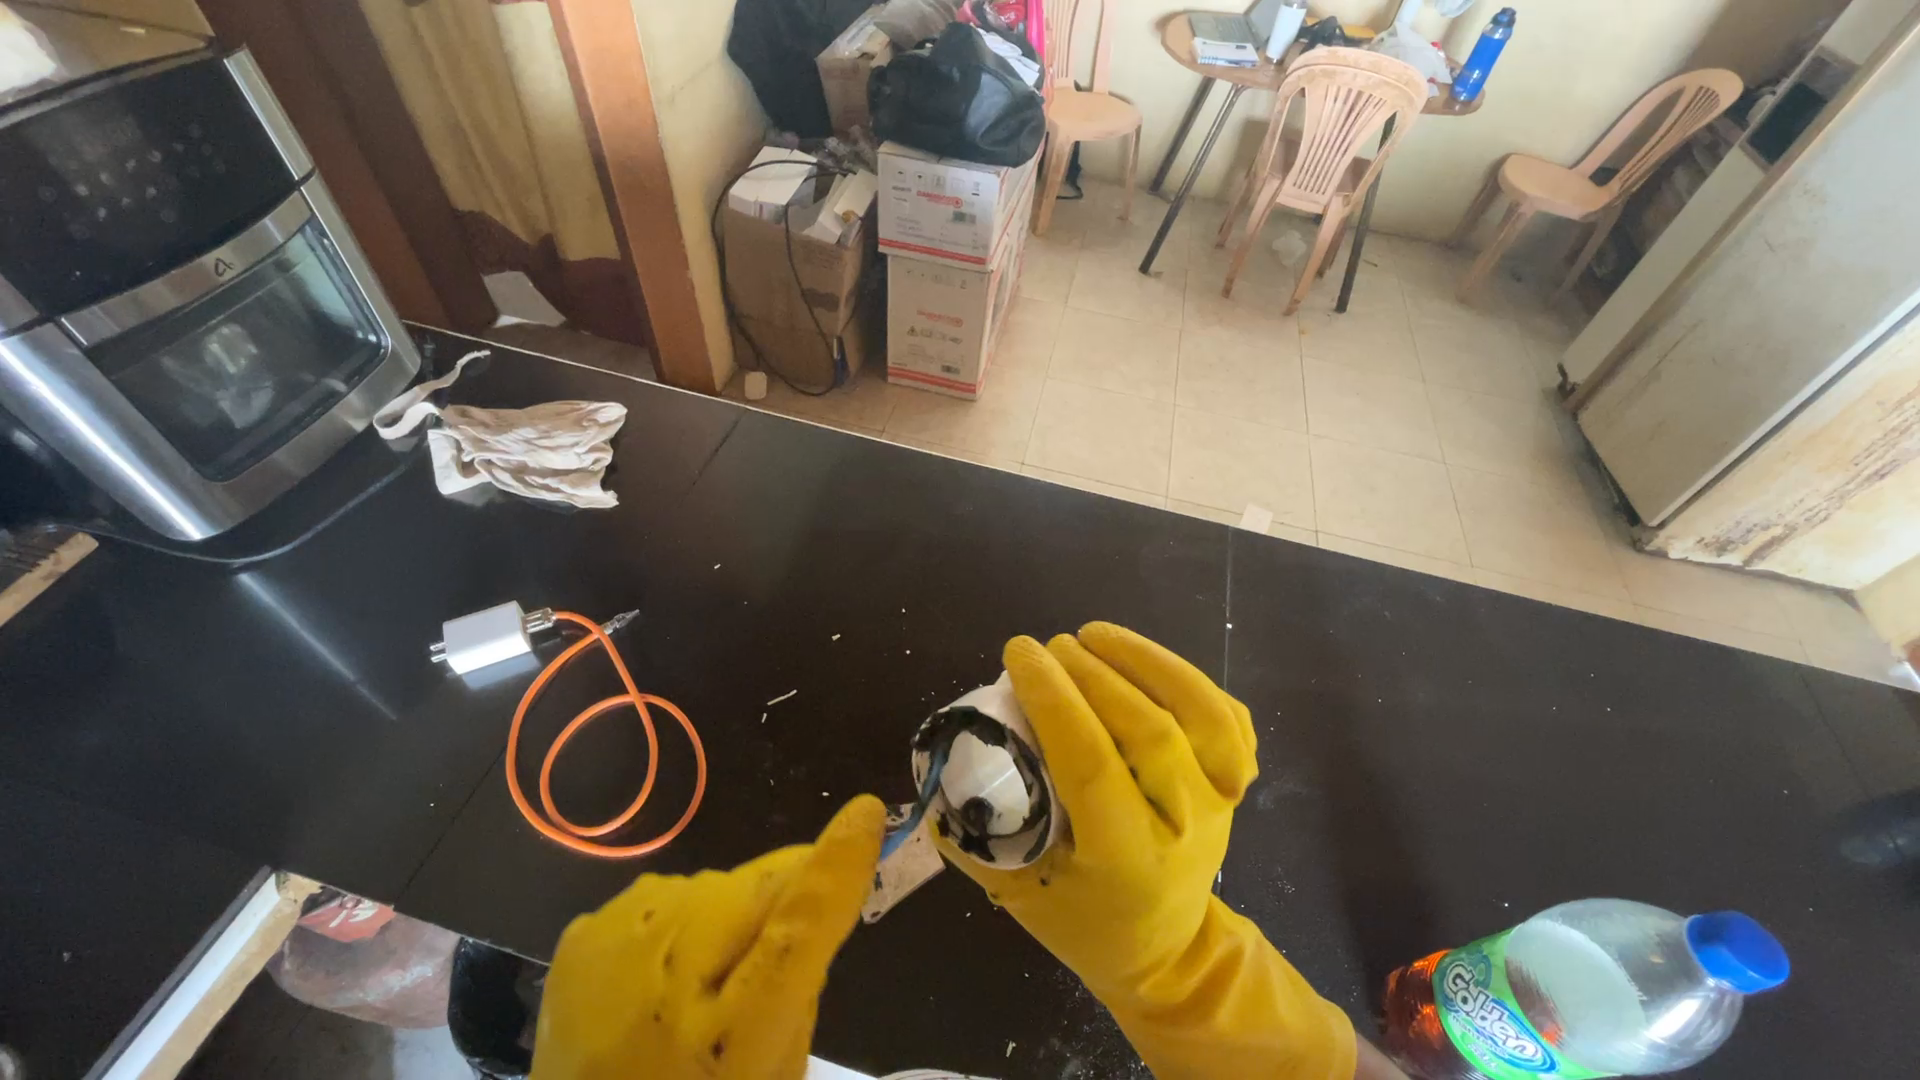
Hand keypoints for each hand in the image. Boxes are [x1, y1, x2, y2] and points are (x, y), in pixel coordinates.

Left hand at [530, 796, 884, 1079]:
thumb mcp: (777, 1072)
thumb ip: (802, 983)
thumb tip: (810, 896)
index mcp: (737, 1021)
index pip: (801, 919)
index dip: (838, 863)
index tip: (867, 813)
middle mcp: (675, 961)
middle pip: (757, 886)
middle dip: (775, 904)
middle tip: (758, 970)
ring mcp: (622, 935)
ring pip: (710, 886)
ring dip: (720, 916)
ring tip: (694, 987)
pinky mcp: (583, 929)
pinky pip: (661, 900)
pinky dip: (670, 927)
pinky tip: (648, 982)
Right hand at [935, 622, 1254, 999]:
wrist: (1167, 952)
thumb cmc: (1084, 923)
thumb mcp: (1019, 893)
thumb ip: (976, 833)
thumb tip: (942, 759)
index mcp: (1126, 858)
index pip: (1090, 761)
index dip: (1053, 698)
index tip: (1018, 653)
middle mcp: (1185, 824)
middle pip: (1146, 728)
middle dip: (1092, 673)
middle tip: (1049, 645)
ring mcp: (1222, 800)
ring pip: (1201, 713)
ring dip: (1148, 660)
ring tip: (1096, 635)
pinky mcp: (1236, 784)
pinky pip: (1230, 718)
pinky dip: (1192, 680)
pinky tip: (1148, 663)